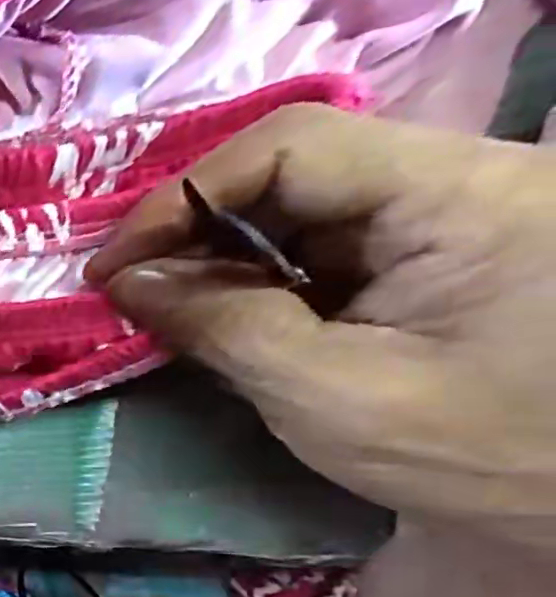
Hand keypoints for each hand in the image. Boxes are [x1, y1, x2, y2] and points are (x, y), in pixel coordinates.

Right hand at [86, 105, 555, 550]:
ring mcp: (435, 221)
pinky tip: (202, 314)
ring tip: (150, 306)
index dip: (183, 197)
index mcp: (463, 196)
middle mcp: (454, 185)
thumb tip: (124, 282)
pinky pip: (303, 245)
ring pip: (285, 208)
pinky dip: (236, 278)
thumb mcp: (326, 391)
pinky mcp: (414, 259)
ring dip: (203, 256)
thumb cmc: (481, 448)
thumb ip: (218, 325)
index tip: (114, 267)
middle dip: (184, 228)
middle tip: (119, 289)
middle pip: (283, 170)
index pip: (291, 147)